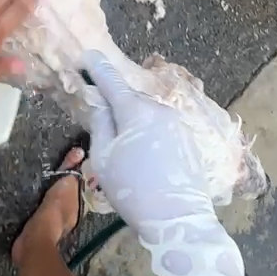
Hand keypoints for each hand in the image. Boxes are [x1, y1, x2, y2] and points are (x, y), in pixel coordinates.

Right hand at [82, 51, 258, 275]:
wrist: (178, 220)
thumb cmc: (132, 189)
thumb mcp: (103, 157)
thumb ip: (100, 123)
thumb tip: (100, 102)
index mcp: (136, 110)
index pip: (111, 81)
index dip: (97, 69)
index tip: (88, 55)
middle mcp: (159, 109)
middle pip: (130, 102)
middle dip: (116, 109)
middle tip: (103, 129)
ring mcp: (177, 124)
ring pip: (146, 117)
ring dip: (134, 127)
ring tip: (127, 158)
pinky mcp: (188, 140)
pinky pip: (161, 130)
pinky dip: (149, 138)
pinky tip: (146, 163)